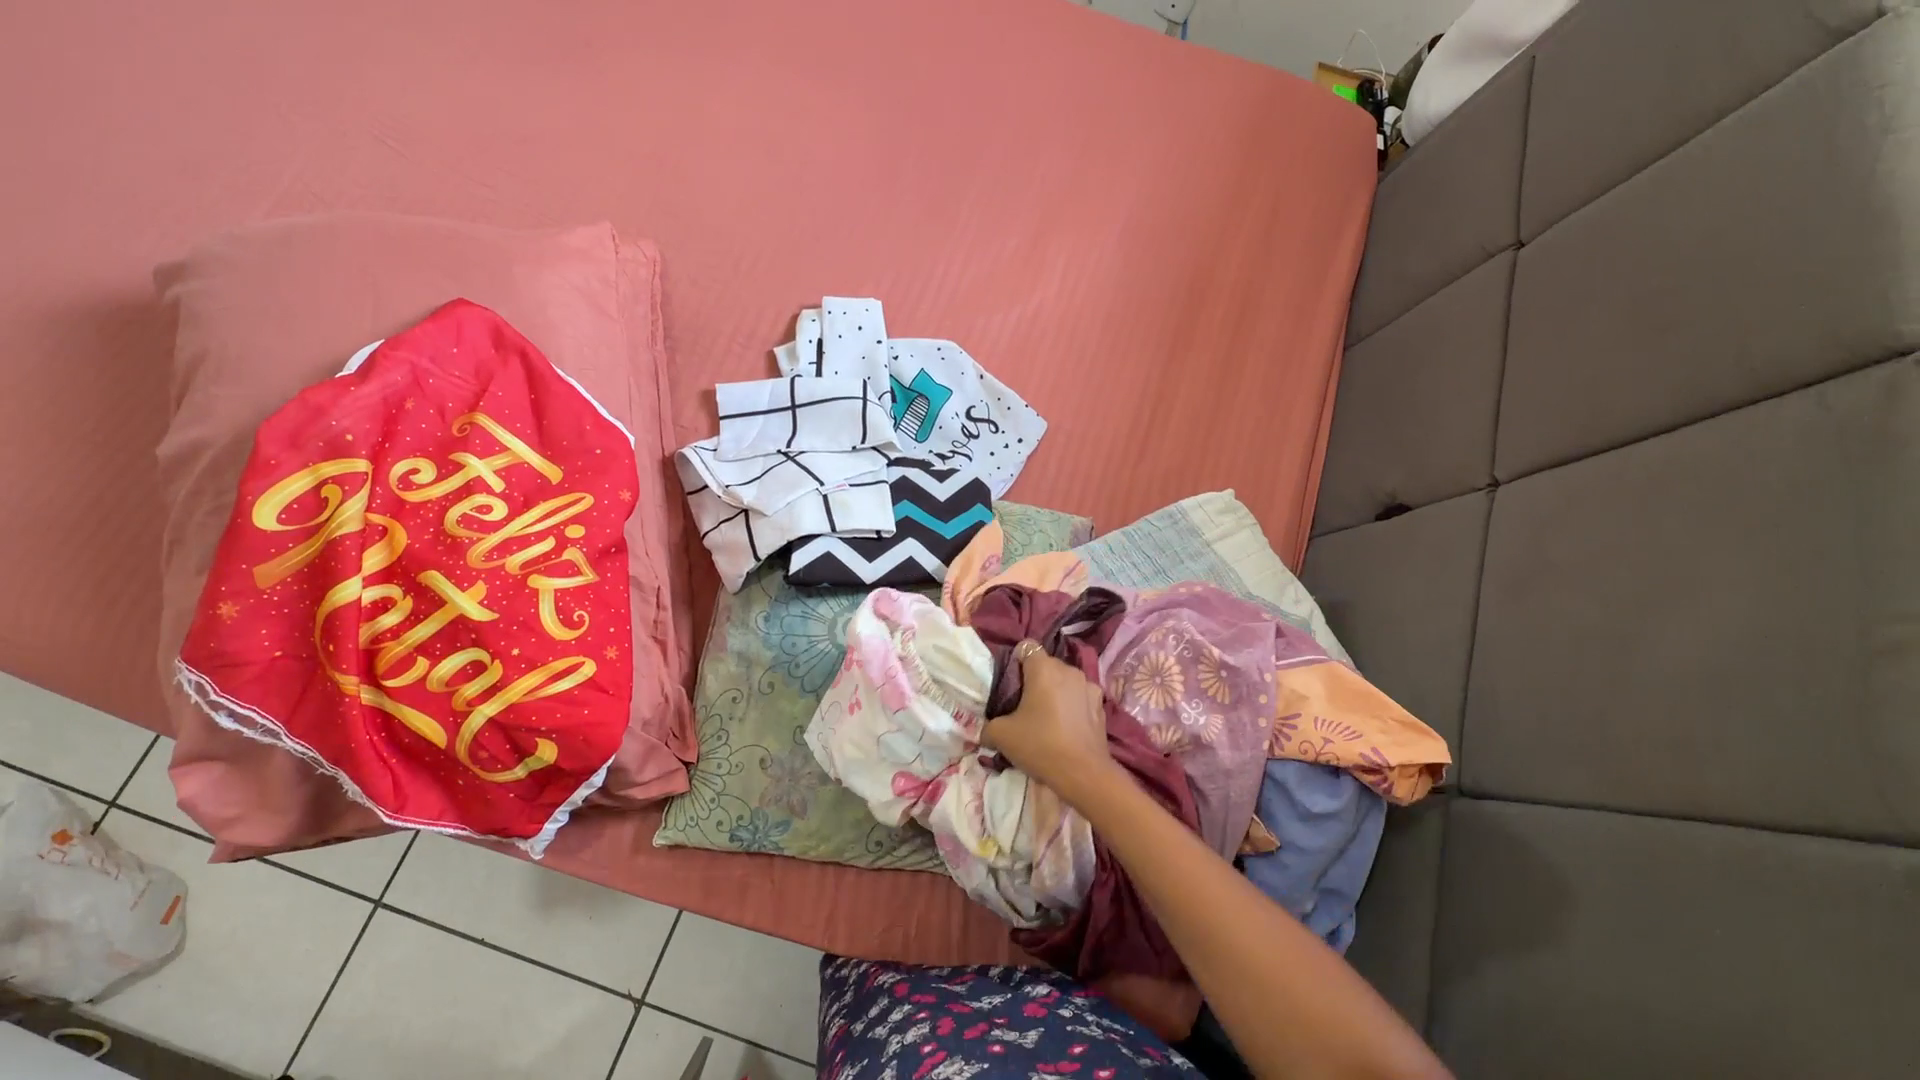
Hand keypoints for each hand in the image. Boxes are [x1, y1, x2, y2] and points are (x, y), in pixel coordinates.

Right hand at [982, 642, 1114, 801]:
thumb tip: (987, 730)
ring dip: (1056, 693)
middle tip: (1024, 706)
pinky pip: (1080, 698)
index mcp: (1044, 669)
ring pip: (1065, 681)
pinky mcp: (1101, 706)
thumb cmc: (1040, 745)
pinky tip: (1066, 727)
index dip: (1016, 662)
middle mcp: (1069, 670)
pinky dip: (1072, 706)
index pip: (1026, 647)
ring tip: (1047, 718)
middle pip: (1047, 665)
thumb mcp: (1001, 736)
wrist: (1083, 774)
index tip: (1011, 685)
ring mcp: (1089, 686)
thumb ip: (989, 726)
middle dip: (1035, 680)